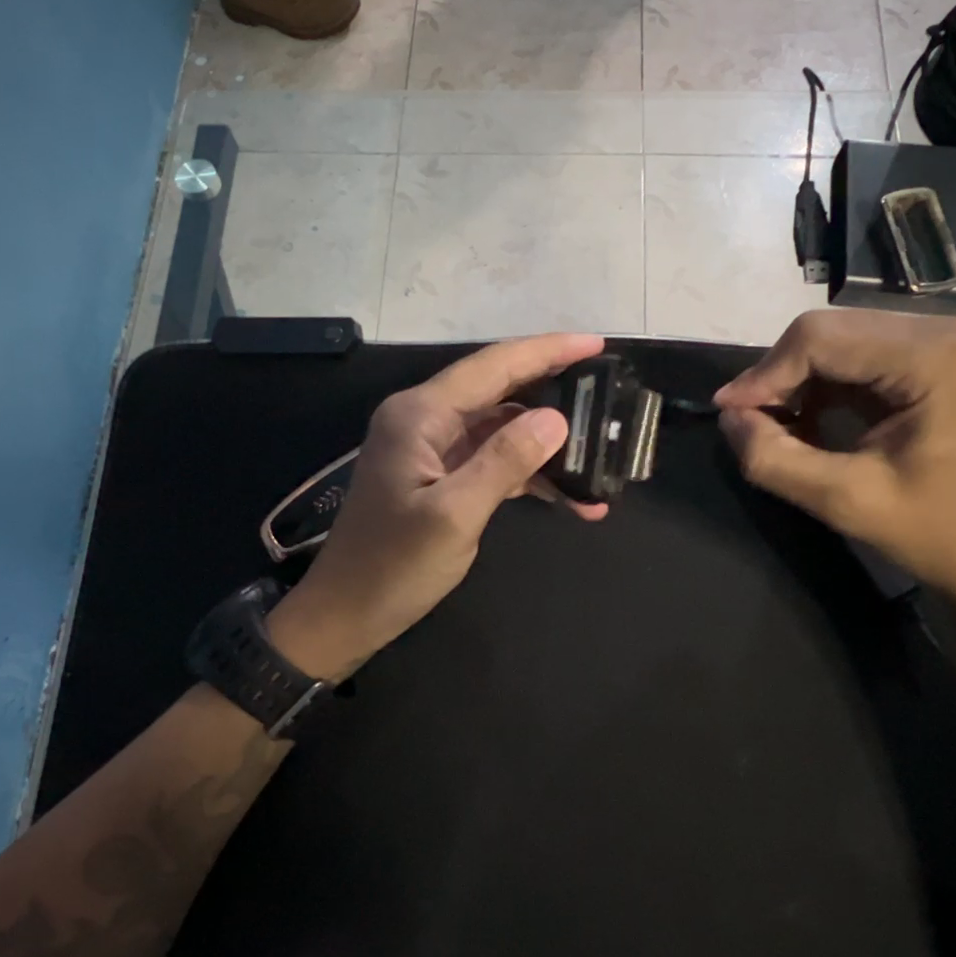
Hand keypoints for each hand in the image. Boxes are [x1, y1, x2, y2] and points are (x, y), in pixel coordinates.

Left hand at [267, 334, 608, 683]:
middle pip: (500, 391)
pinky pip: (491, 462)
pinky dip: (528, 475)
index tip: (598, 343)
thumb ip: (504, 461)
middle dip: (555, 393)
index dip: (548, 351)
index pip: (493, 366)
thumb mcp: (454, 515)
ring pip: (501, 430)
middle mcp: (424, 420)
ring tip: (602, 461)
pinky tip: (570, 498)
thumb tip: (556, 418)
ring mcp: (431, 450)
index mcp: (420, 415)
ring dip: (548, 446)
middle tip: (609, 396)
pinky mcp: (439, 479)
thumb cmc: (393, 566)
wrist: (346, 613)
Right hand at [714, 310, 955, 632]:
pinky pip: (868, 356)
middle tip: (749, 423)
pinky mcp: (949, 360)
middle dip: (781, 376)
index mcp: (934, 355)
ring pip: (845, 340)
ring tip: (778, 428)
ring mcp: (953, 342)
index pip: (820, 337)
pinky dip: (831, 385)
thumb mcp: (845, 501)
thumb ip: (773, 458)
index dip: (763, 373)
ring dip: (803, 380)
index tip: (727, 415)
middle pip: (832, 330)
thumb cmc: (941, 536)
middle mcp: (948, 330)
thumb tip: (727, 418)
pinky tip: (815, 422)